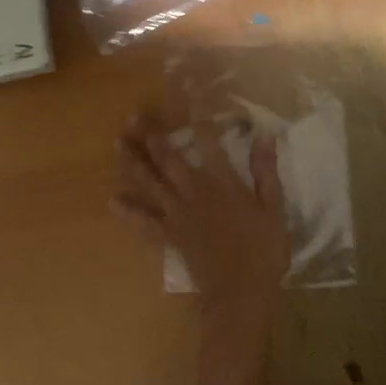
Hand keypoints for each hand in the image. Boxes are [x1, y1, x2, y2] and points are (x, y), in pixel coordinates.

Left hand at [112, 114, 288, 325]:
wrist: (240, 295)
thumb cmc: (263, 251)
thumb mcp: (274, 208)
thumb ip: (265, 171)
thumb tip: (264, 135)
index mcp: (221, 182)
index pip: (207, 138)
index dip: (197, 112)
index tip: (187, 89)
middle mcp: (193, 192)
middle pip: (167, 157)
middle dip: (150, 134)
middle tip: (133, 114)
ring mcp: (177, 216)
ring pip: (149, 184)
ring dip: (132, 162)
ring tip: (116, 143)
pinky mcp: (169, 238)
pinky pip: (143, 223)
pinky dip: (127, 212)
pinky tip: (112, 201)